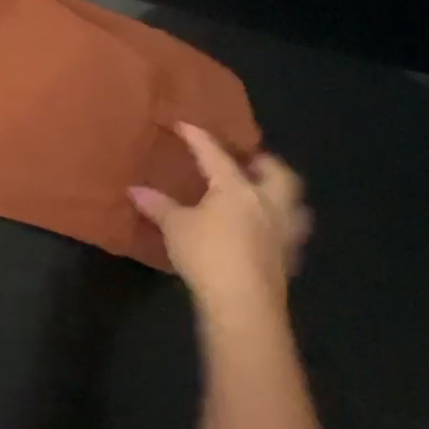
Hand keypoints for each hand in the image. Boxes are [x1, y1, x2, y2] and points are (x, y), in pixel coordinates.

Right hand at [130, 123, 310, 316]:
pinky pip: (290, 231)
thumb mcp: (175, 226)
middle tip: (247, 160)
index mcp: (237, 189)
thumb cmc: (207, 253)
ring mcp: (284, 232)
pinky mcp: (289, 259)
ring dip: (281, 195)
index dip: (199, 138)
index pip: (215, 155)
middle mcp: (268, 204)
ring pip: (295, 204)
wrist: (244, 303)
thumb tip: (134, 190)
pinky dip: (279, 224)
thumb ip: (158, 205)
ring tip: (263, 194)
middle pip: (279, 174)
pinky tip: (263, 230)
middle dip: (265, 163)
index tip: (185, 125)